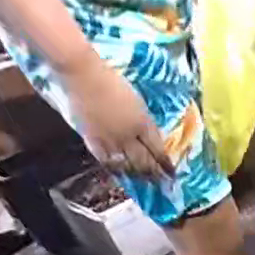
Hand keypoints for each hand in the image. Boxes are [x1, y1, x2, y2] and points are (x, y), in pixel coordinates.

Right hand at [59, 60, 173, 180]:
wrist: (82, 73)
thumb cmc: (110, 78)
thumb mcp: (136, 99)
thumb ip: (143, 120)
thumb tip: (152, 136)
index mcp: (142, 122)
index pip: (158, 150)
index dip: (165, 164)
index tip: (171, 174)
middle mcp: (129, 136)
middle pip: (144, 162)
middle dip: (153, 174)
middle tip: (158, 182)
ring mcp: (111, 140)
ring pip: (127, 165)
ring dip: (136, 174)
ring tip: (141, 180)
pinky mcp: (93, 141)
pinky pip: (107, 161)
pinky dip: (115, 168)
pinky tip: (118, 172)